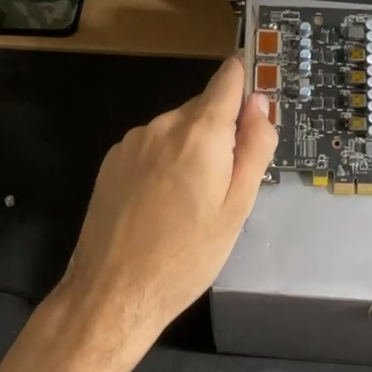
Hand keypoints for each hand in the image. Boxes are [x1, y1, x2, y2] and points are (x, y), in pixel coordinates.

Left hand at [52, 57, 277, 359]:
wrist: (112, 293)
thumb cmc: (187, 256)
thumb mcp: (238, 207)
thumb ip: (255, 146)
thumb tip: (259, 104)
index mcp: (200, 132)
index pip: (229, 77)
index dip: (248, 80)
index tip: (259, 100)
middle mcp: (163, 124)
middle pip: (205, 107)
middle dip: (222, 133)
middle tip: (226, 183)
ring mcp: (133, 141)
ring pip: (178, 129)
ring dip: (192, 149)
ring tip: (191, 202)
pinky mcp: (112, 160)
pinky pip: (152, 146)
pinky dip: (165, 163)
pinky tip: (162, 204)